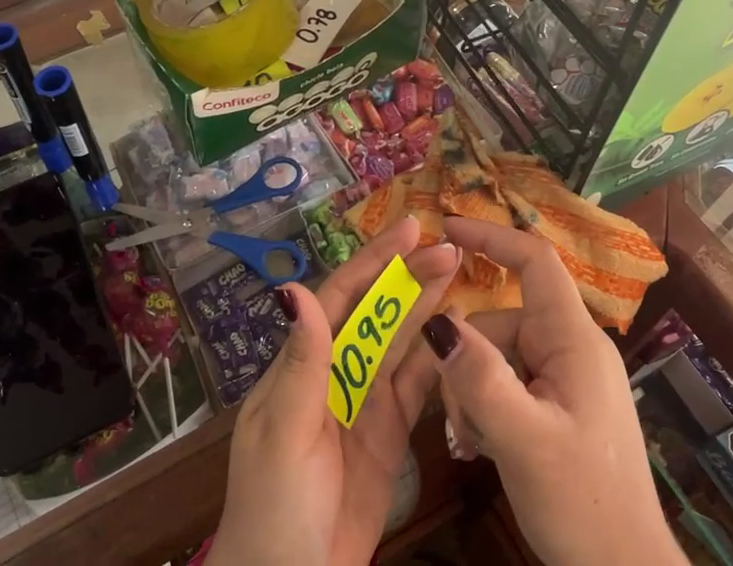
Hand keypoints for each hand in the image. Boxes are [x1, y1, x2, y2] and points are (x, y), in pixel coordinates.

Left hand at [207, 216, 460, 565]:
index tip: (408, 228)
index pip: (339, 299)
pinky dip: (435, 359)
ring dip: (425, 309)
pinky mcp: (388, 436)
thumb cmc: (274, 503)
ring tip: (458, 273)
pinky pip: (414, 389)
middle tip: (450, 248)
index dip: (372, 262)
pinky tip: (457, 333)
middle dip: (407, 278)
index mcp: (301, 365)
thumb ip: (301, 362)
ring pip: (399, 346)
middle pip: (375, 315)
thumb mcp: (285, 431)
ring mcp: (363, 405)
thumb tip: (292, 289)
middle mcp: (333, 374)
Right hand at [399, 217, 683, 565]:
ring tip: (474, 443)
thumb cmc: (582, 503)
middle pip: (499, 322)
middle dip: (467, 362)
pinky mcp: (557, 407)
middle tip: (459, 419)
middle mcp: (571, 350)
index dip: (492, 238)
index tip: (445, 228)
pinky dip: (486, 409)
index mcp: (574, 341)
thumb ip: (480, 378)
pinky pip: (507, 385)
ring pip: (495, 357)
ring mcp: (565, 380)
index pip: (535, 263)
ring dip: (473, 394)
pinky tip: (482, 446)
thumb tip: (437, 323)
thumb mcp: (522, 439)